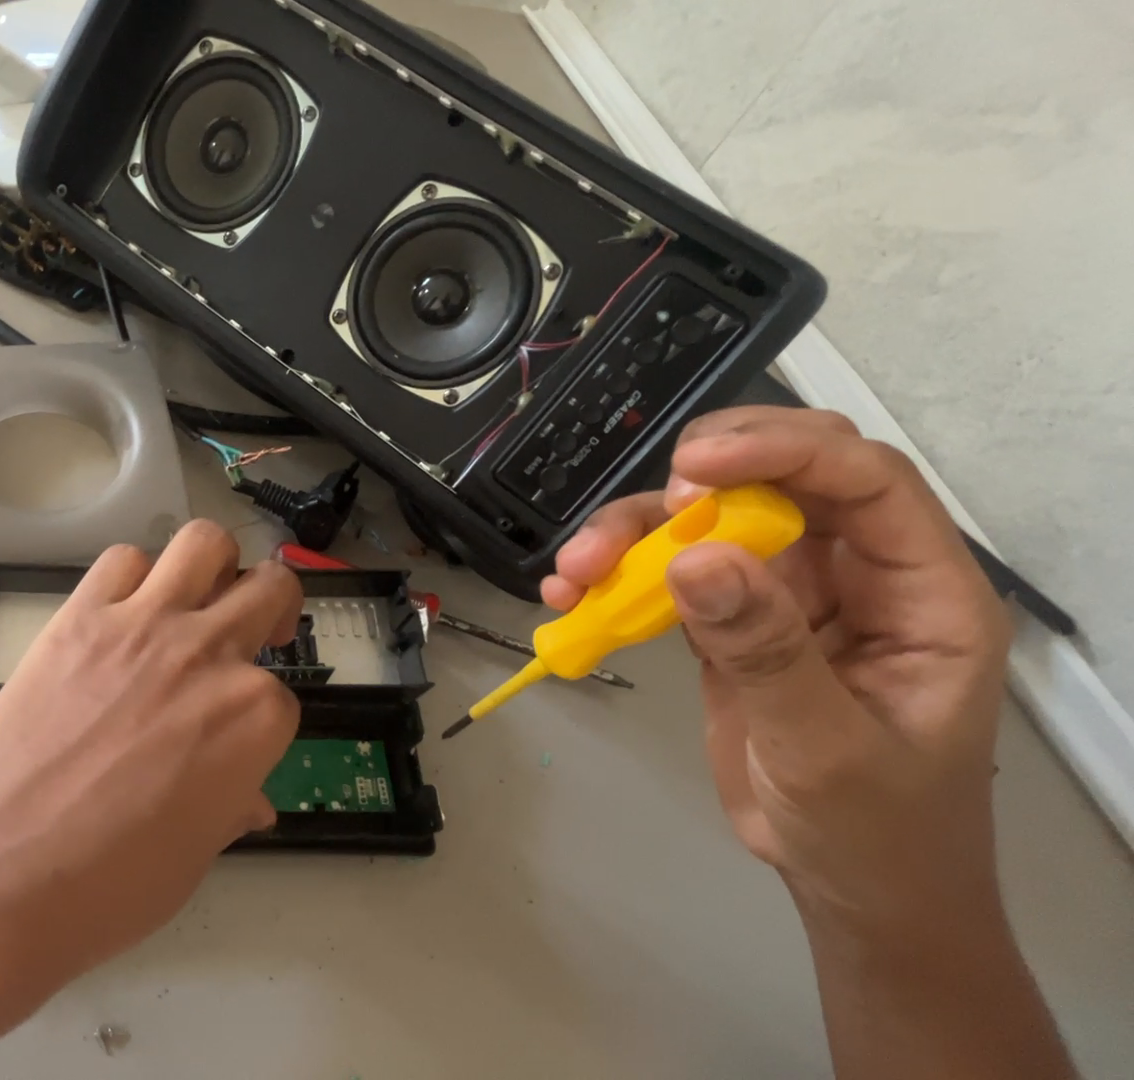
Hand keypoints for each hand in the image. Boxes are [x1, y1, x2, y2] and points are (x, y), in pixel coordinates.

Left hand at [0, 520, 304, 975]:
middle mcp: (209, 654)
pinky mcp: (81, 615)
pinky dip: (133, 576)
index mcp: (253, 716)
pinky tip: (125, 610)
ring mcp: (144, 625)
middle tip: (254, 632)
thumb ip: (230, 806)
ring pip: (203, 544)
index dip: (261, 720)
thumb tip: (247, 802)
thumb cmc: (114, 881)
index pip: (283, 696)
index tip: (237, 740)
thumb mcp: (196, 853)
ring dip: (213, 566)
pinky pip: (121, 562)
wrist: (7, 863)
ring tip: (196, 597)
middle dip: (273, 606)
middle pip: (268, 588)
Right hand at [543, 408, 1012, 930]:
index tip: (692, 466)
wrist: (846, 882)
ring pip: (703, 522)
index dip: (783, 450)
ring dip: (630, 535)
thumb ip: (767, 650)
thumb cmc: (874, 829)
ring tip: (572, 575)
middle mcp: (851, 573)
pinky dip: (613, 577)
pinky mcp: (727, 618)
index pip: (864, 480)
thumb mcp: (825, 747)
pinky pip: (666, 571)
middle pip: (774, 481)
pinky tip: (570, 599)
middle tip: (628, 524)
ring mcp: (783, 591)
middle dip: (692, 484)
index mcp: (918, 589)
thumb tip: (695, 559)